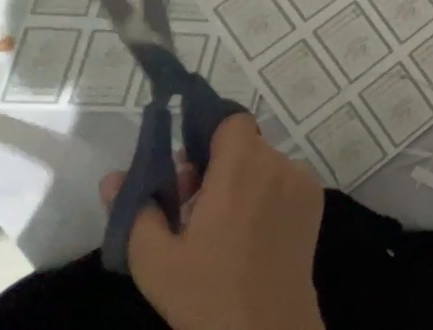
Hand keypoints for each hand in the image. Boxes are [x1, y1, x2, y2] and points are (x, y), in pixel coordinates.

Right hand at [101, 115, 324, 329]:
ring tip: (216, 223)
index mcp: (241, 170)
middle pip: (246, 144)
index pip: (232, 122)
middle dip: (216, 163)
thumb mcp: (152, 256)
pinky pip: (284, 180)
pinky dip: (264, 192)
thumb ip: (136, 208)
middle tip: (188, 202)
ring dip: (241, 179)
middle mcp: (279, 165)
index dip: (208, 132)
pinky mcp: (315, 198)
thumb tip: (116, 176)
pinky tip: (246, 230)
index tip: (184, 159)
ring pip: (265, 163)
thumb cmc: (203, 289)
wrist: (264, 319)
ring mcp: (303, 180)